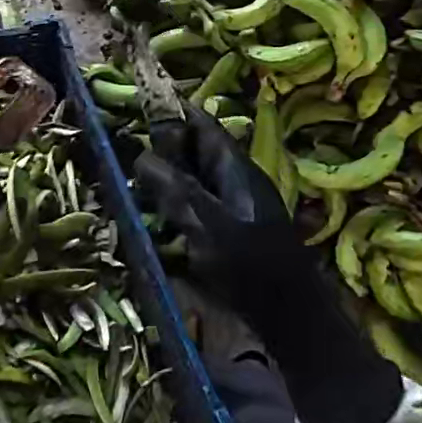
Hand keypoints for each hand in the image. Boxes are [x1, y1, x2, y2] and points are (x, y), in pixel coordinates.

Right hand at [135, 108, 398, 422]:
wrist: (291, 317)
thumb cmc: (250, 266)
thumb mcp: (207, 225)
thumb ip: (175, 189)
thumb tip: (142, 156)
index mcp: (236, 169)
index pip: (204, 126)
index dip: (175, 112)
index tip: (142, 105)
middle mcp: (238, 180)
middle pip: (199, 151)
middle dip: (167, 147)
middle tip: (131, 149)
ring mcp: (237, 205)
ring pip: (198, 178)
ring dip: (171, 177)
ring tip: (138, 182)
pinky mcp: (234, 231)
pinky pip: (200, 205)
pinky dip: (179, 205)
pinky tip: (161, 219)